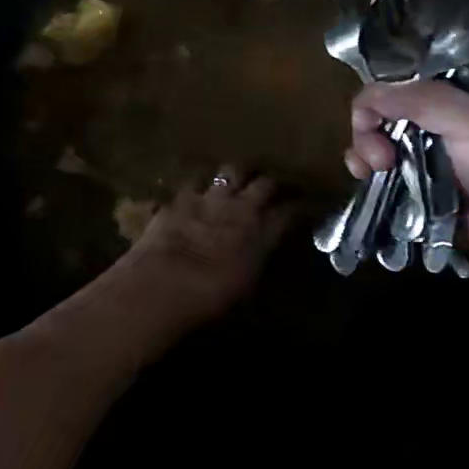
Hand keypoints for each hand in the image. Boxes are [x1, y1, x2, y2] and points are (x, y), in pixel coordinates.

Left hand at [110, 168, 292, 329]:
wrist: (162, 283)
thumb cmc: (208, 297)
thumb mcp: (245, 284)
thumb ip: (258, 259)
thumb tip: (266, 250)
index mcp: (262, 231)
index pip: (290, 212)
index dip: (300, 208)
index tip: (307, 207)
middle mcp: (241, 206)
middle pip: (265, 183)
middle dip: (271, 183)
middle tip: (273, 188)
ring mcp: (210, 196)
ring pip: (231, 171)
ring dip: (236, 176)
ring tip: (236, 180)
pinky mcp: (181, 196)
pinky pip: (196, 182)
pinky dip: (200, 186)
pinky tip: (197, 191)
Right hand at [345, 83, 468, 266]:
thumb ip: (419, 100)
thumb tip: (368, 96)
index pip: (416, 74)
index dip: (390, 86)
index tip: (377, 109)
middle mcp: (450, 116)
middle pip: (392, 106)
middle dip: (373, 124)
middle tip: (378, 152)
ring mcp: (434, 152)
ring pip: (382, 136)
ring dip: (366, 147)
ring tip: (371, 168)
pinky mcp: (421, 184)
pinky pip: (385, 169)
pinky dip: (368, 169)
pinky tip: (363, 177)